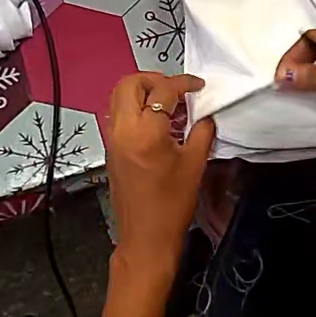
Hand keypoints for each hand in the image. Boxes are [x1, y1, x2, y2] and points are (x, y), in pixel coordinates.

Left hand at [104, 73, 216, 279]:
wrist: (146, 237)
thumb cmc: (171, 205)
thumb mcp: (195, 164)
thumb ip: (201, 131)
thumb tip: (204, 114)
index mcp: (146, 133)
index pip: (163, 91)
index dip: (184, 82)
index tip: (197, 85)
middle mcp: (123, 131)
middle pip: (130, 83)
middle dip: (154, 79)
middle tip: (176, 88)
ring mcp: (113, 139)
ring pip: (119, 96)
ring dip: (142, 91)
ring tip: (168, 103)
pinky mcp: (111, 149)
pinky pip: (120, 115)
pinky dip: (136, 108)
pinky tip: (159, 121)